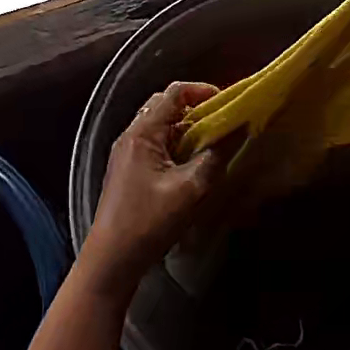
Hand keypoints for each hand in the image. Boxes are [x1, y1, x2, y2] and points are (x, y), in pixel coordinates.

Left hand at [80, 81, 224, 296]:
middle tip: (222, 122)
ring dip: (187, 129)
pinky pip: (156, 144)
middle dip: (196, 109)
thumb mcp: (190, 189)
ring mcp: (127, 153)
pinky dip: (176, 145)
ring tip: (212, 143)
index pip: (174, 93)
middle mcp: (131, 135)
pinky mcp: (129, 170)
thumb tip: (237, 132)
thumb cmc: (149, 220)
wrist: (112, 258)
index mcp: (142, 132)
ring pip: (161, 126)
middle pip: (165, 106)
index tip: (227, 103)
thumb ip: (215, 157)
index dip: (202, 91)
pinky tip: (193, 163)